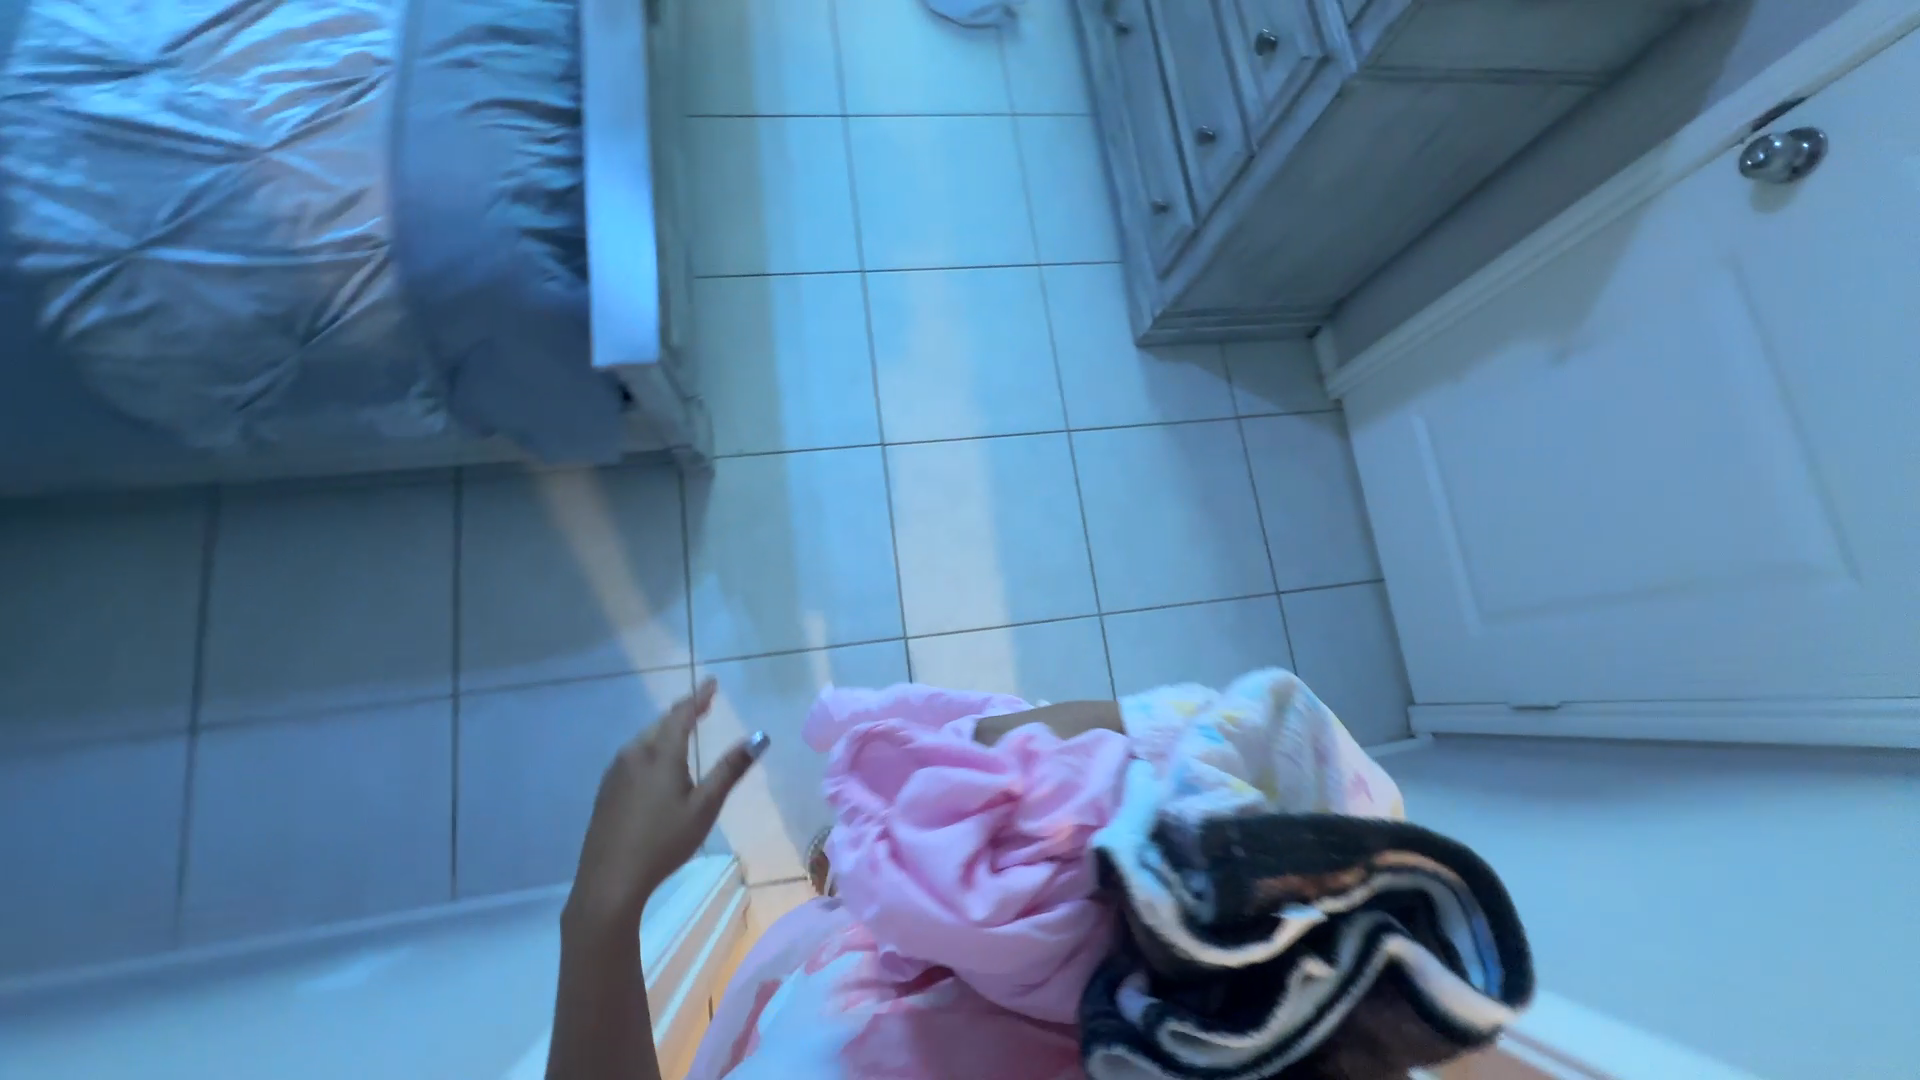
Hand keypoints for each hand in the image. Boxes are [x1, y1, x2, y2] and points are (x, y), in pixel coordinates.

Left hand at [565, 678, 767, 934]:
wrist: (609, 880)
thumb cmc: (664, 842)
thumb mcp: (705, 806)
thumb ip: (731, 769)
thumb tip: (760, 737)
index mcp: (660, 754)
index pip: (681, 714)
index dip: (698, 697)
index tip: (712, 683)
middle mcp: (634, 755)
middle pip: (661, 724)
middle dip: (683, 713)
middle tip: (703, 706)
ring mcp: (615, 773)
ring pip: (645, 740)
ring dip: (666, 732)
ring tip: (683, 732)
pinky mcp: (606, 790)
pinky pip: (633, 757)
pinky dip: (651, 750)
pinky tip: (657, 767)